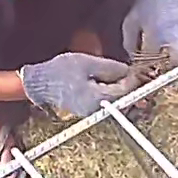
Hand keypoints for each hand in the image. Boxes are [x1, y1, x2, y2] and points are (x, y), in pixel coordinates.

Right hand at [19, 52, 136, 118]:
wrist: (40, 83)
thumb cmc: (61, 71)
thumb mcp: (88, 63)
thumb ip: (111, 68)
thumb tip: (129, 72)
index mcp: (97, 99)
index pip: (125, 92)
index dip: (133, 80)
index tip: (135, 70)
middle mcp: (97, 111)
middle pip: (124, 102)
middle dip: (132, 88)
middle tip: (136, 75)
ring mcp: (93, 113)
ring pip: (117, 104)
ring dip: (125, 93)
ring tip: (126, 79)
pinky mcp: (89, 111)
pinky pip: (108, 104)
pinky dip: (115, 96)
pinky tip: (114, 85)